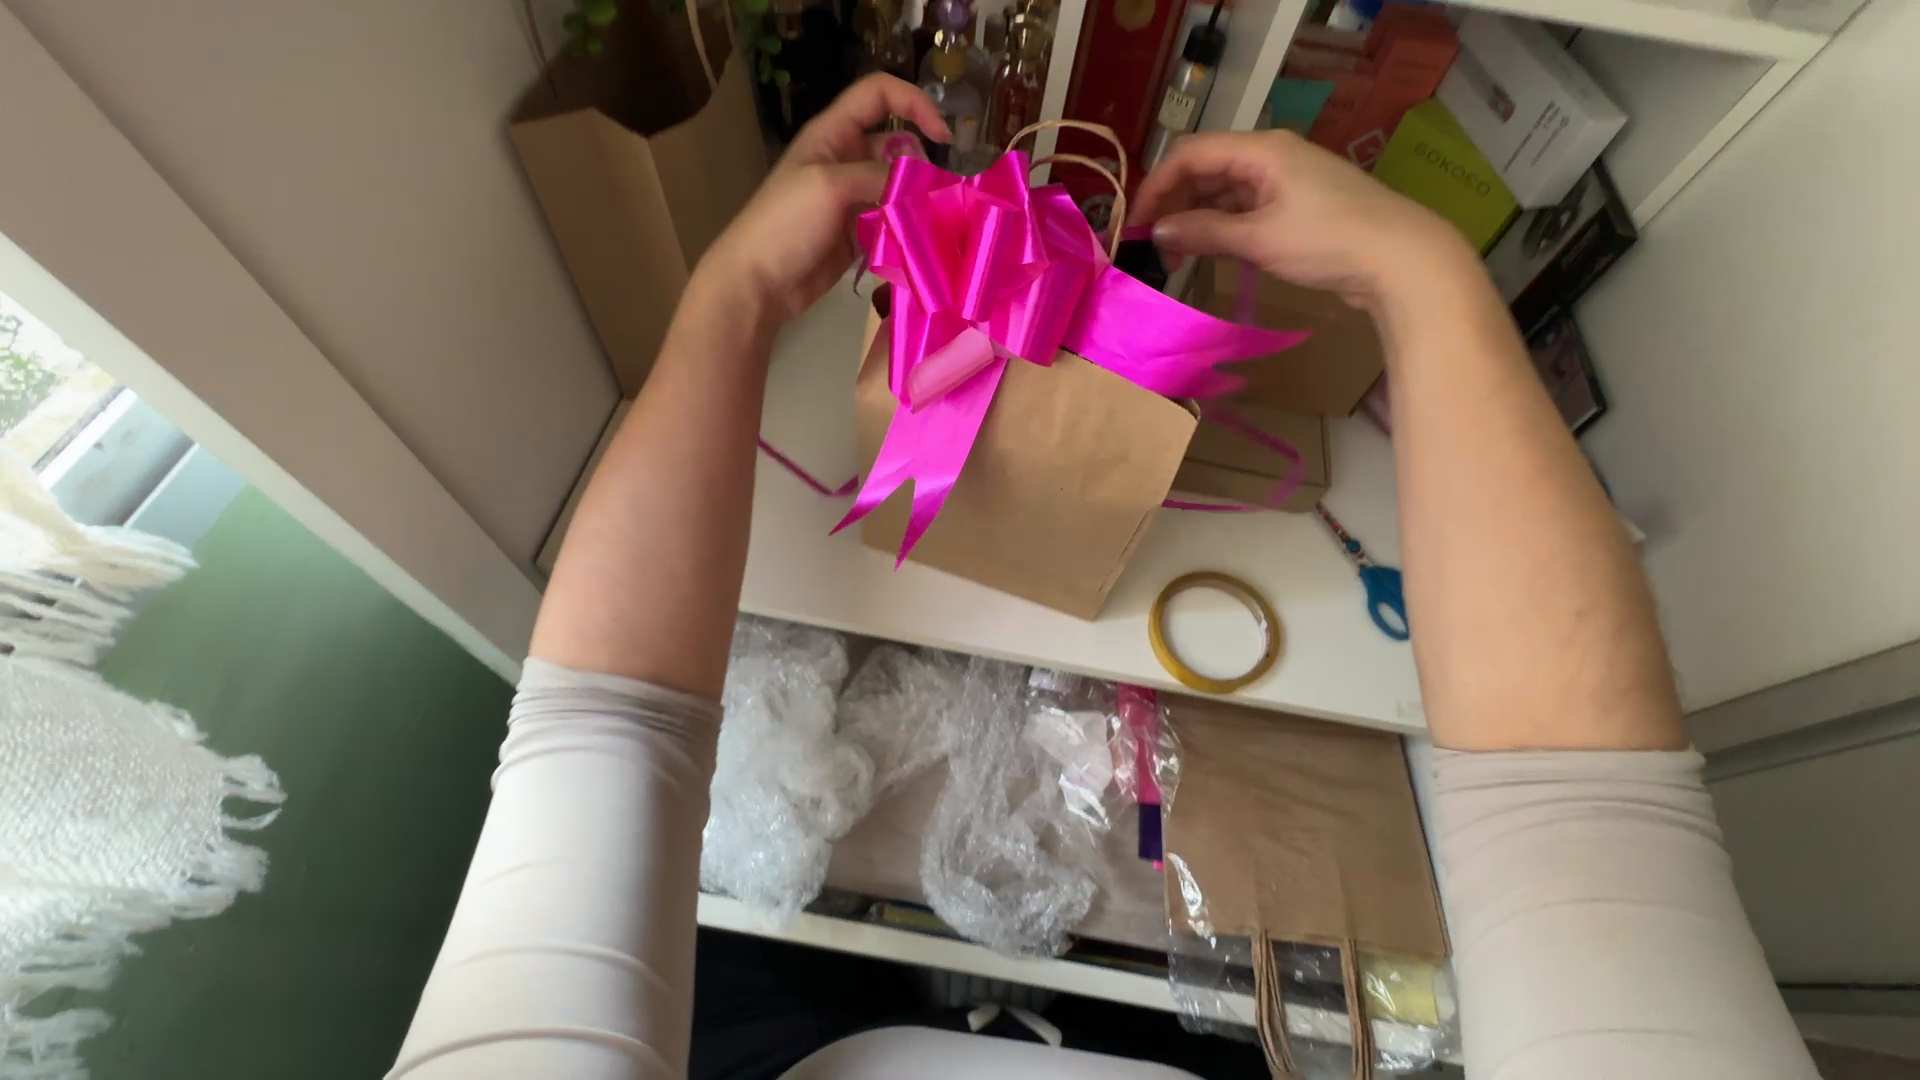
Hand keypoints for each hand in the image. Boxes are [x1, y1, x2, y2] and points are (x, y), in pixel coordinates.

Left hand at [694, 75, 948, 328]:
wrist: (759, 282)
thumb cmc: (785, 223)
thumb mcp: (829, 185)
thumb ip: (878, 176)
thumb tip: (920, 186)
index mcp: (833, 135)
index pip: (879, 95)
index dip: (914, 104)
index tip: (943, 136)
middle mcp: (844, 162)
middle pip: (896, 148)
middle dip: (920, 168)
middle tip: (934, 199)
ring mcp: (851, 201)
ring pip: (896, 191)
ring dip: (915, 204)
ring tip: (932, 226)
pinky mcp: (856, 236)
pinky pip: (890, 225)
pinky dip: (905, 232)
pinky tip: (917, 246)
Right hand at [1130, 130, 1477, 311]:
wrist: (1398, 259)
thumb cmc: (1328, 240)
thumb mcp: (1259, 238)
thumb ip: (1205, 232)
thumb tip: (1159, 232)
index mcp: (1261, 150)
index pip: (1190, 155)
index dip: (1156, 186)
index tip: (1134, 225)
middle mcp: (1268, 158)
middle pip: (1203, 172)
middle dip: (1172, 206)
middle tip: (1152, 248)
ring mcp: (1280, 183)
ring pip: (1220, 194)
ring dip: (1193, 222)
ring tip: (1174, 259)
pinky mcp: (1290, 208)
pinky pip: (1240, 211)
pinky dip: (1217, 230)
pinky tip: (1205, 254)